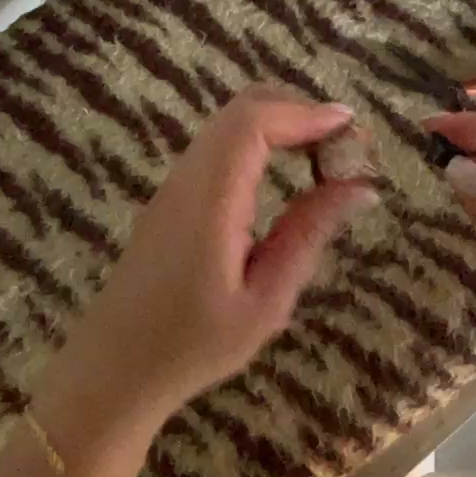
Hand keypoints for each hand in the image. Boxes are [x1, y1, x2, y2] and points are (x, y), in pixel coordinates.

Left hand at [41, 88, 378, 433]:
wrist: (114, 368)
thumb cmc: (192, 345)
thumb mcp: (266, 301)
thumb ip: (309, 234)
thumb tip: (360, 187)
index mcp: (209, 199)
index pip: (254, 123)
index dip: (305, 113)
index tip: (352, 128)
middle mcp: (188, 176)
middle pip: (243, 108)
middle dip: (299, 110)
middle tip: (345, 143)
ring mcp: (177, 182)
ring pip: (231, 122)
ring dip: (282, 123)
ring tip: (326, 157)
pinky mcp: (175, 194)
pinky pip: (222, 144)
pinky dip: (262, 139)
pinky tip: (289, 171)